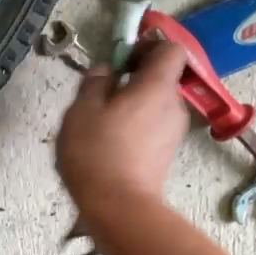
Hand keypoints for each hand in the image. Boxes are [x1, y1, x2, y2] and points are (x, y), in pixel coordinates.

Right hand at [56, 40, 190, 208]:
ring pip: (153, 107)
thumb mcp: (81, 111)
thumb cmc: (96, 153)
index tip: (120, 62)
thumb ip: (94, 83)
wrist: (118, 205)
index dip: (146, 48)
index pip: (169, 49)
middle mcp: (174, 104)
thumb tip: (106, 69)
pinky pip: (151, 131)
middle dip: (133, 83)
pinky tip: (109, 151)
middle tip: (100, 101)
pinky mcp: (166, 155)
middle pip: (159, 80)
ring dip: (131, 110)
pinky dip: (134, 132)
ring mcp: (174, 132)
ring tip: (100, 131)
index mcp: (157, 85)